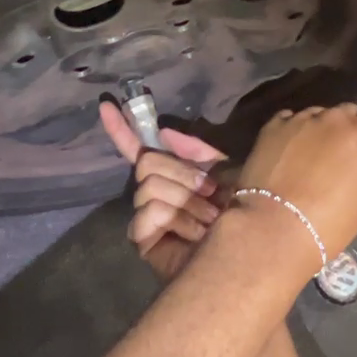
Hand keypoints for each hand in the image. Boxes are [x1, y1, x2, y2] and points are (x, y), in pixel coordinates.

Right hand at [99, 102, 228, 281]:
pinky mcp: (143, 239)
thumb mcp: (223, 169)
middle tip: (210, 192)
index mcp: (170, 173)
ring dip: (188, 201)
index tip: (107, 105)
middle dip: (183, 174)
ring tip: (211, 220)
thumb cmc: (239, 210)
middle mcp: (152, 191)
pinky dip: (178, 220)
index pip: (138, 147)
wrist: (249, 251)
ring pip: (151, 186)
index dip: (121, 128)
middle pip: (147, 162)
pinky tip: (196, 234)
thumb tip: (162, 131)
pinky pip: (150, 212)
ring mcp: (145, 215)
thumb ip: (194, 148)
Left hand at [237, 95, 356, 267]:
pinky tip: (287, 155)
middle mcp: (335, 119)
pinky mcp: (274, 125)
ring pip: (320, 116)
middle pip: (351, 112)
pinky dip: (293, 133)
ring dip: (321, 131)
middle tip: (343, 157)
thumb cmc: (330, 222)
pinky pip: (291, 121)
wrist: (275, 227)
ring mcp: (302, 119)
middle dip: (351, 129)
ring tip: (309, 161)